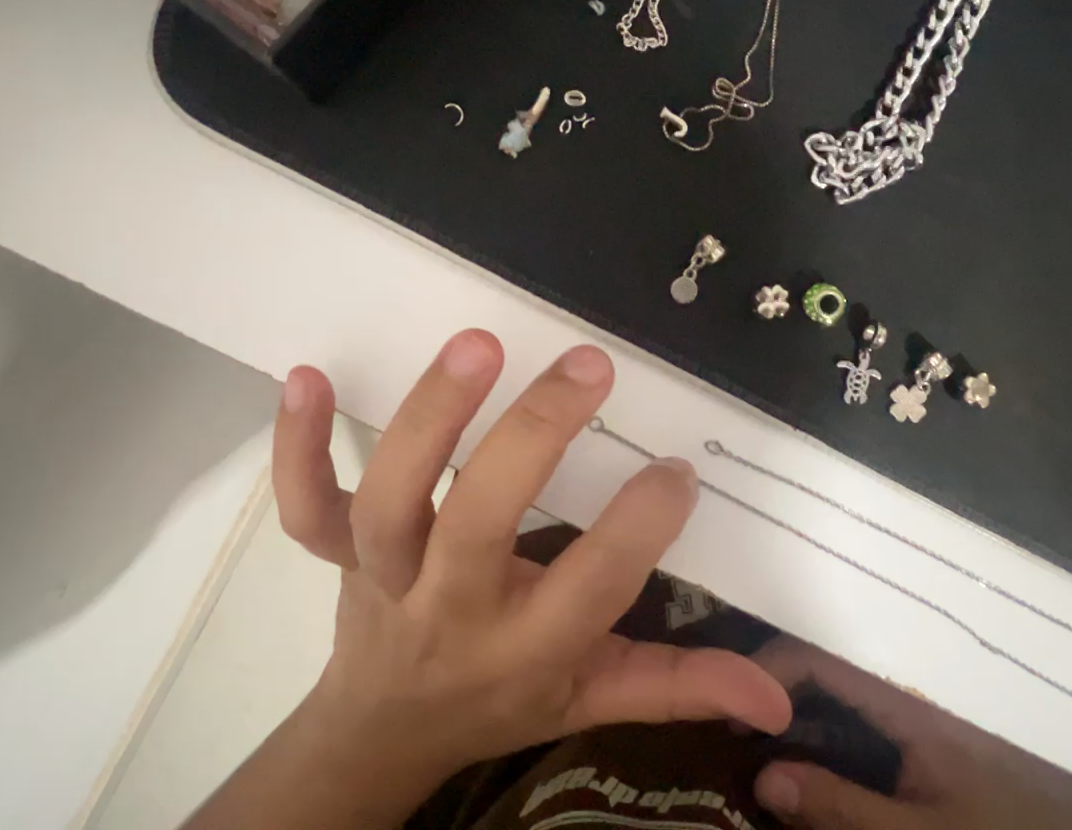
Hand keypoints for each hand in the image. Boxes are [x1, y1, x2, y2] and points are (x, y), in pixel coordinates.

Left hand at [185, 330, 791, 829]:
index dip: (638, 528)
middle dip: (532, 442)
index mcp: (523, 647)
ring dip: (427, 422)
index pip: (589, 588)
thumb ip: (676, 686)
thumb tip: (774, 694)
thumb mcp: (589, 698)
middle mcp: (448, 608)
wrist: (384, 726)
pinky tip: (308, 375)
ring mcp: (381, 576)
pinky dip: (297, 447)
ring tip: (477, 346)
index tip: (676, 468)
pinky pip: (304, 506)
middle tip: (585, 367)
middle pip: (480, 526)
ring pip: (389, 503)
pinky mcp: (333, 553)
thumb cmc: (499, 698)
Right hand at [751, 638, 1071, 829]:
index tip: (727, 710)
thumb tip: (762, 774)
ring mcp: (931, 724)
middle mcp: (916, 699)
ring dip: (802, 720)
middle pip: (829, 671)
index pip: (821, 657)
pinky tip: (818, 775)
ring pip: (848, 700)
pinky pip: (872, 731)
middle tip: (731, 733)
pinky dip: (834, 744)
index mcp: (911, 705)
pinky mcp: (944, 751)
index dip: (766, 670)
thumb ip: (840, 807)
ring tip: (761, 752)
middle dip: (775, 693)